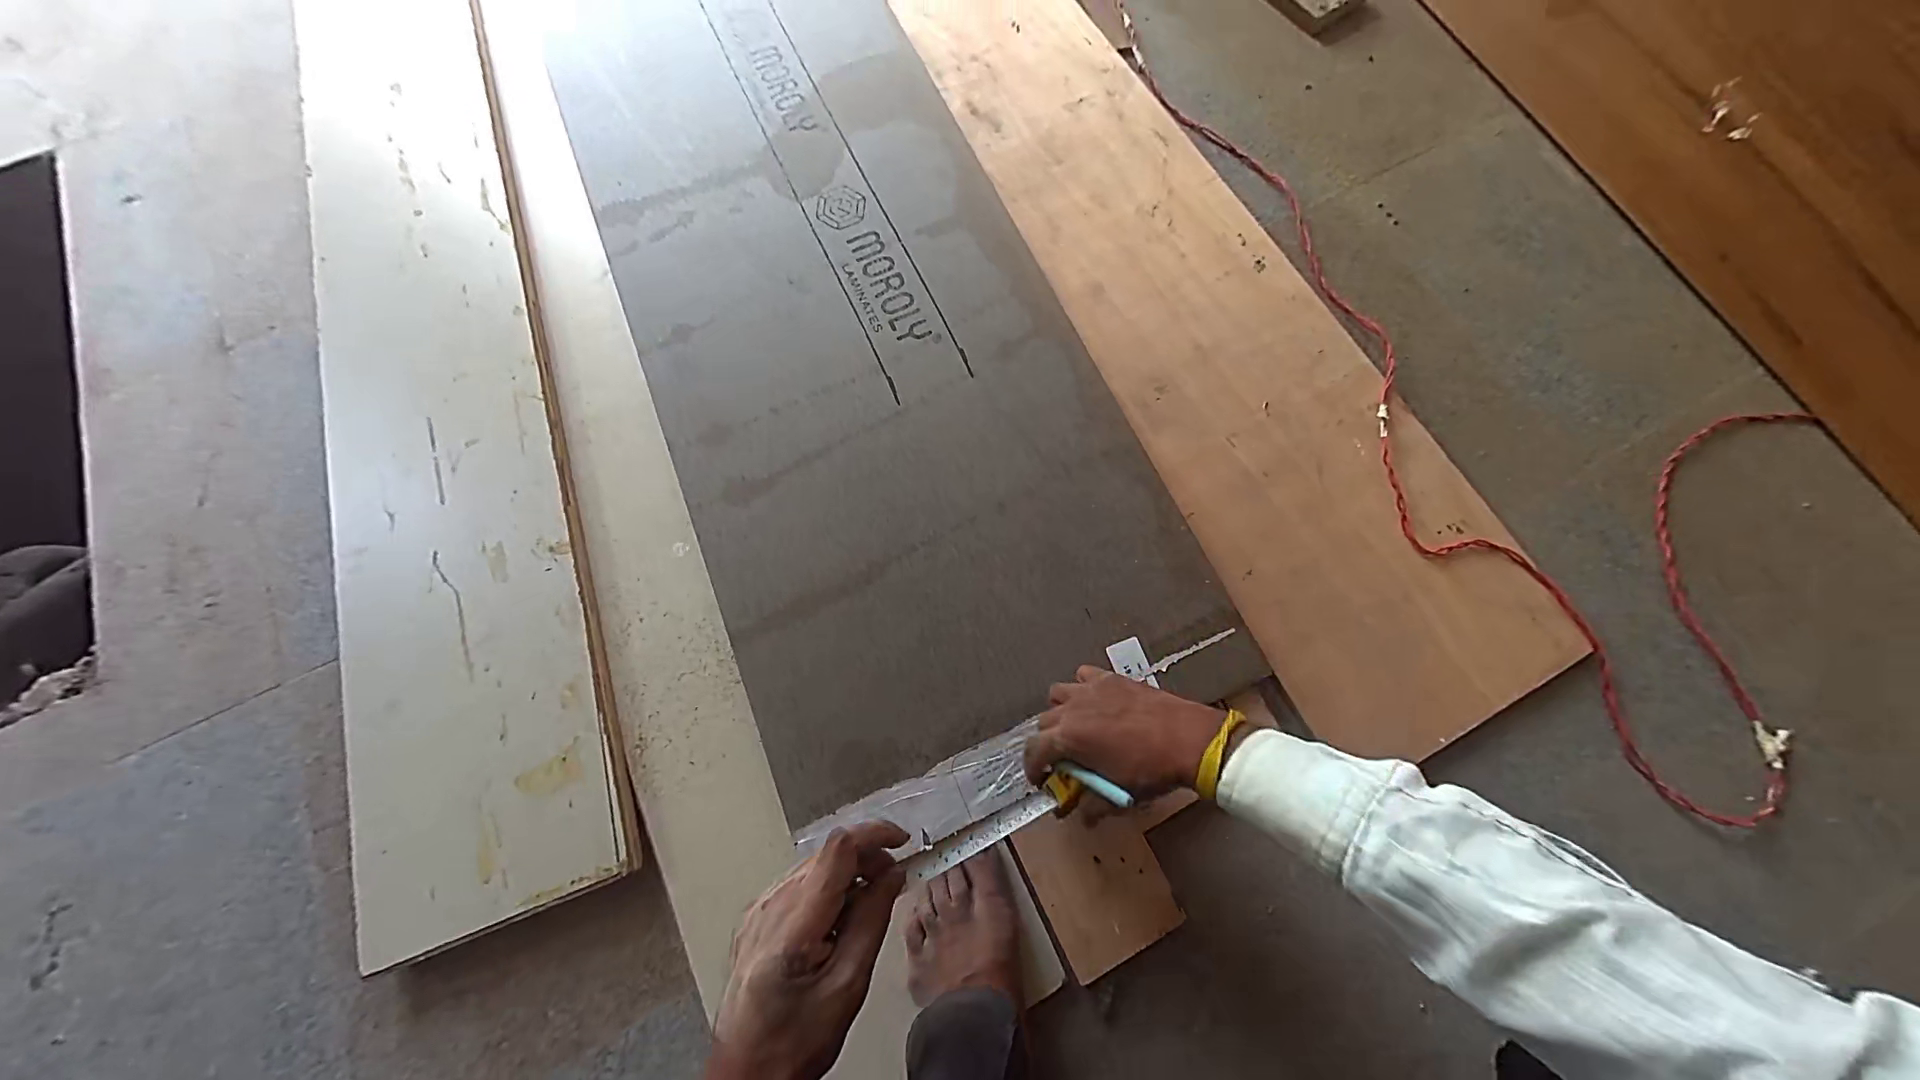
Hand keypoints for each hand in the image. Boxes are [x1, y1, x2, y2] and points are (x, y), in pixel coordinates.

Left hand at [707, 821, 908, 1079]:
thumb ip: (872, 920)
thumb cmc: (792, 1043)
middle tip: (891, 881)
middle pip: (828, 853)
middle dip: (867, 858)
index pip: (838, 848)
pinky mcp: (758, 918)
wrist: (747, 1072)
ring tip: (867, 907)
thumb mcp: (848, 984)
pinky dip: (828, 888)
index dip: (875, 834)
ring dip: (849, 873)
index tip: (900, 840)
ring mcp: (760, 911)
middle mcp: (771, 907)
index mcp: (793, 924)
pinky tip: (839, 919)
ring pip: (816, 866)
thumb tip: (891, 876)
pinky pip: (801, 884)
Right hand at [1022, 665, 1230, 805]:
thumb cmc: (1153, 770)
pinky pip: (1083, 676)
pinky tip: (1095, 700)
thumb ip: (1093, 805)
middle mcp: (1072, 709)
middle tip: (1064, 757)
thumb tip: (1083, 815)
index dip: (1032, 767)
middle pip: (1044, 723)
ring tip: (1076, 725)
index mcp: (1068, 738)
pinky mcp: (1109, 678)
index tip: (1041, 778)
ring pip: (1058, 695)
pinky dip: (1083, 687)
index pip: (1033, 750)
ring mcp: (1090, 690)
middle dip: (1048, 742)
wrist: (1189, 739)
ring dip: (1060, 711)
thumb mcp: (1120, 796)